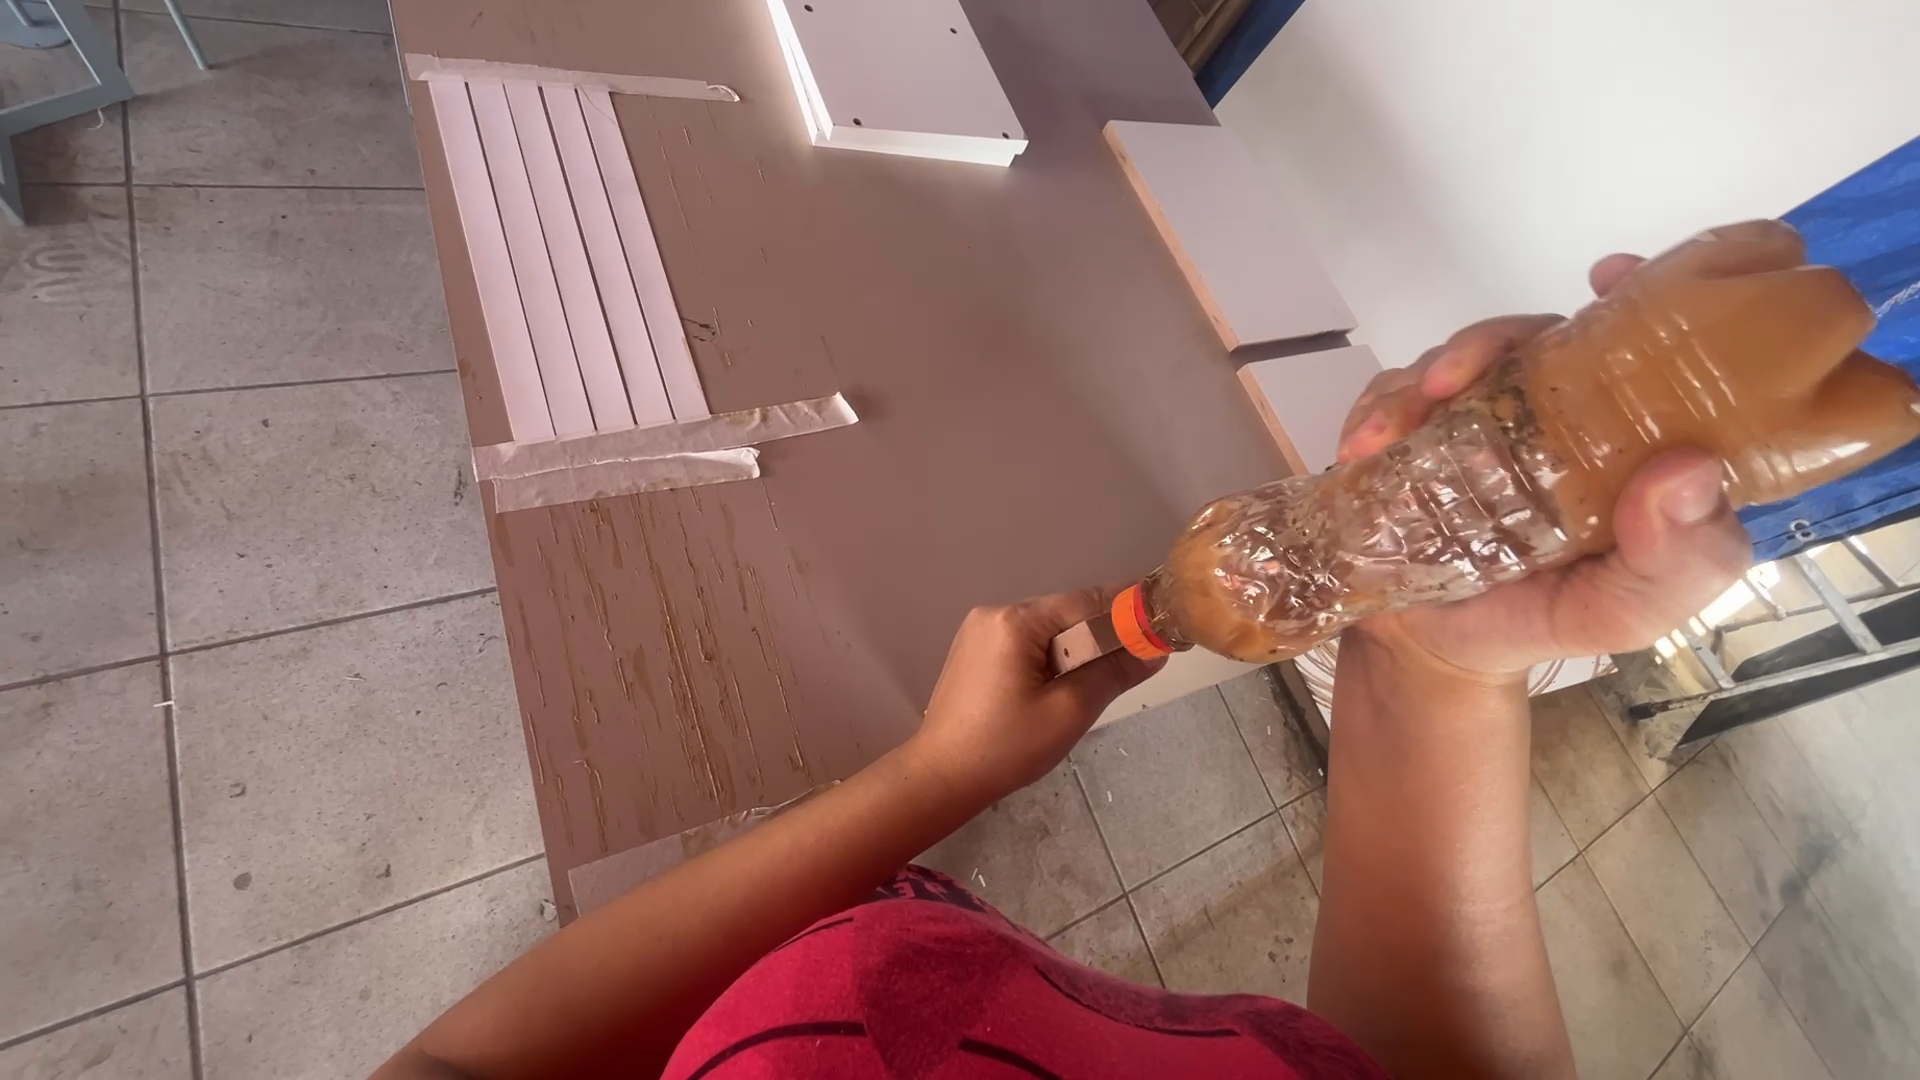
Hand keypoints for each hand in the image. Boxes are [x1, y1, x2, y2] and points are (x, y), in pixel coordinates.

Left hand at [907, 588, 1164, 804]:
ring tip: (1099, 676)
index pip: (1084, 601)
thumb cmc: (1006, 746)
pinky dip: (1049, 655)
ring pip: (1044, 628)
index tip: (1159, 619)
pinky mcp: (973, 650)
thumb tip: (1155, 650)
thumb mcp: (1069, 712)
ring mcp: (978, 630)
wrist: (941, 776)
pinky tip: (1061, 683)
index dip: (1125, 610)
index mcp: (1015, 621)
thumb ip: (1114, 673)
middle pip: (1063, 613)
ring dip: (1074, 646)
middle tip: (1136, 656)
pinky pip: (1023, 641)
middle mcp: (994, 613)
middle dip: (1100, 633)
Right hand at [1336, 254, 1752, 679]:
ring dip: (1409, 387)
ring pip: (1442, 366)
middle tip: (1445, 385)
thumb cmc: (1527, 624)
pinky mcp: (1401, 443)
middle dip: (1481, 345)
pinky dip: (1368, 414)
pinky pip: (1383, 400)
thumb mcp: (1619, 613)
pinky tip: (1357, 450)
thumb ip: (1676, 563)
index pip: (1634, 352)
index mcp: (1611, 445)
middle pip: (1521, 342)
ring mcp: (1461, 429)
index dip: (1631, 303)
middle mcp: (1537, 422)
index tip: (1604, 278)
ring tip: (1378, 438)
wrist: (1422, 649)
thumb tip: (1686, 469)